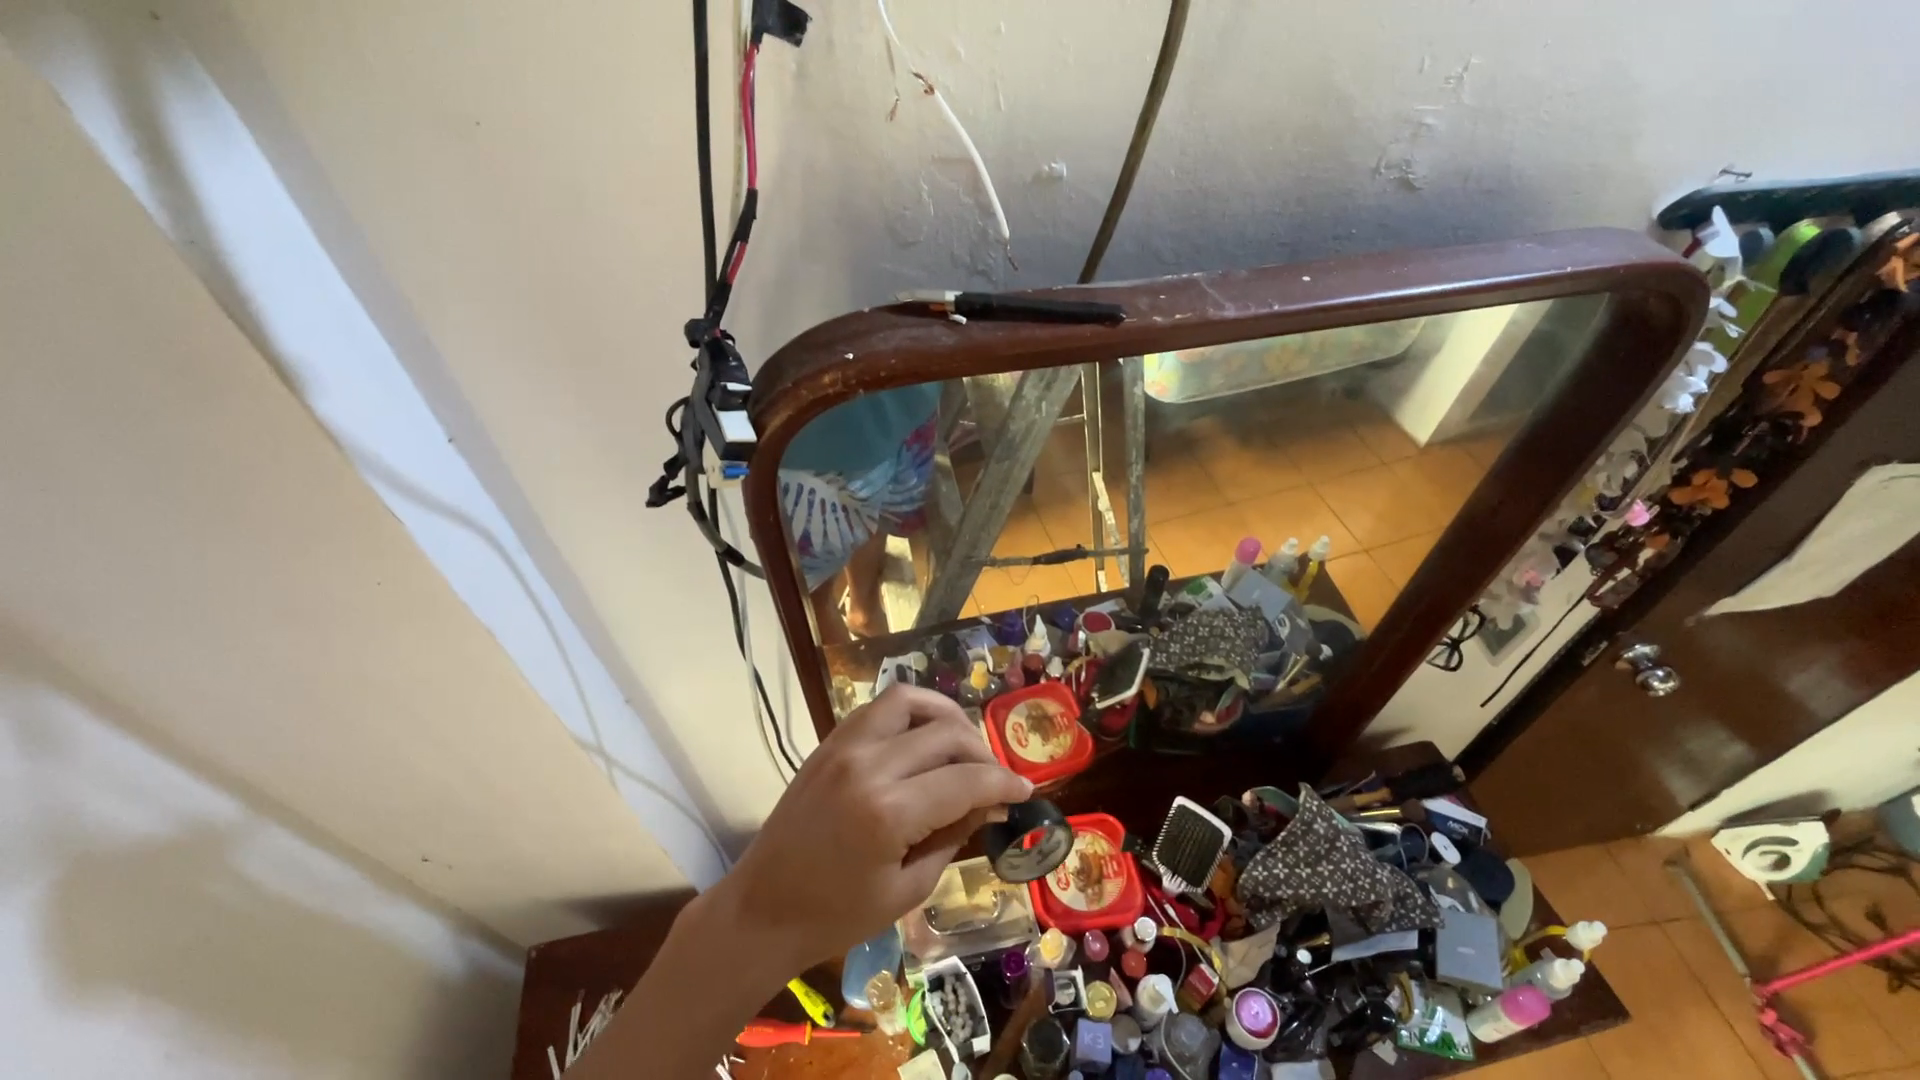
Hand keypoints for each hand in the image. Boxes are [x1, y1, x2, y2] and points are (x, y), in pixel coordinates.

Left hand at [710, 684, 1032, 973]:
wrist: (762, 908)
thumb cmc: (836, 914)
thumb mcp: (908, 889)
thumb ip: (953, 836)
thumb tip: (989, 802)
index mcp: (888, 812)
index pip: (966, 780)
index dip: (1003, 784)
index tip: (1025, 791)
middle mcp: (868, 765)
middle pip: (946, 734)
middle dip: (983, 754)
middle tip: (995, 780)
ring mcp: (844, 746)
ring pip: (911, 700)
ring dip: (947, 717)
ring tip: (964, 746)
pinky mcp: (829, 742)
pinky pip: (879, 708)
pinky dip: (911, 712)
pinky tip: (924, 737)